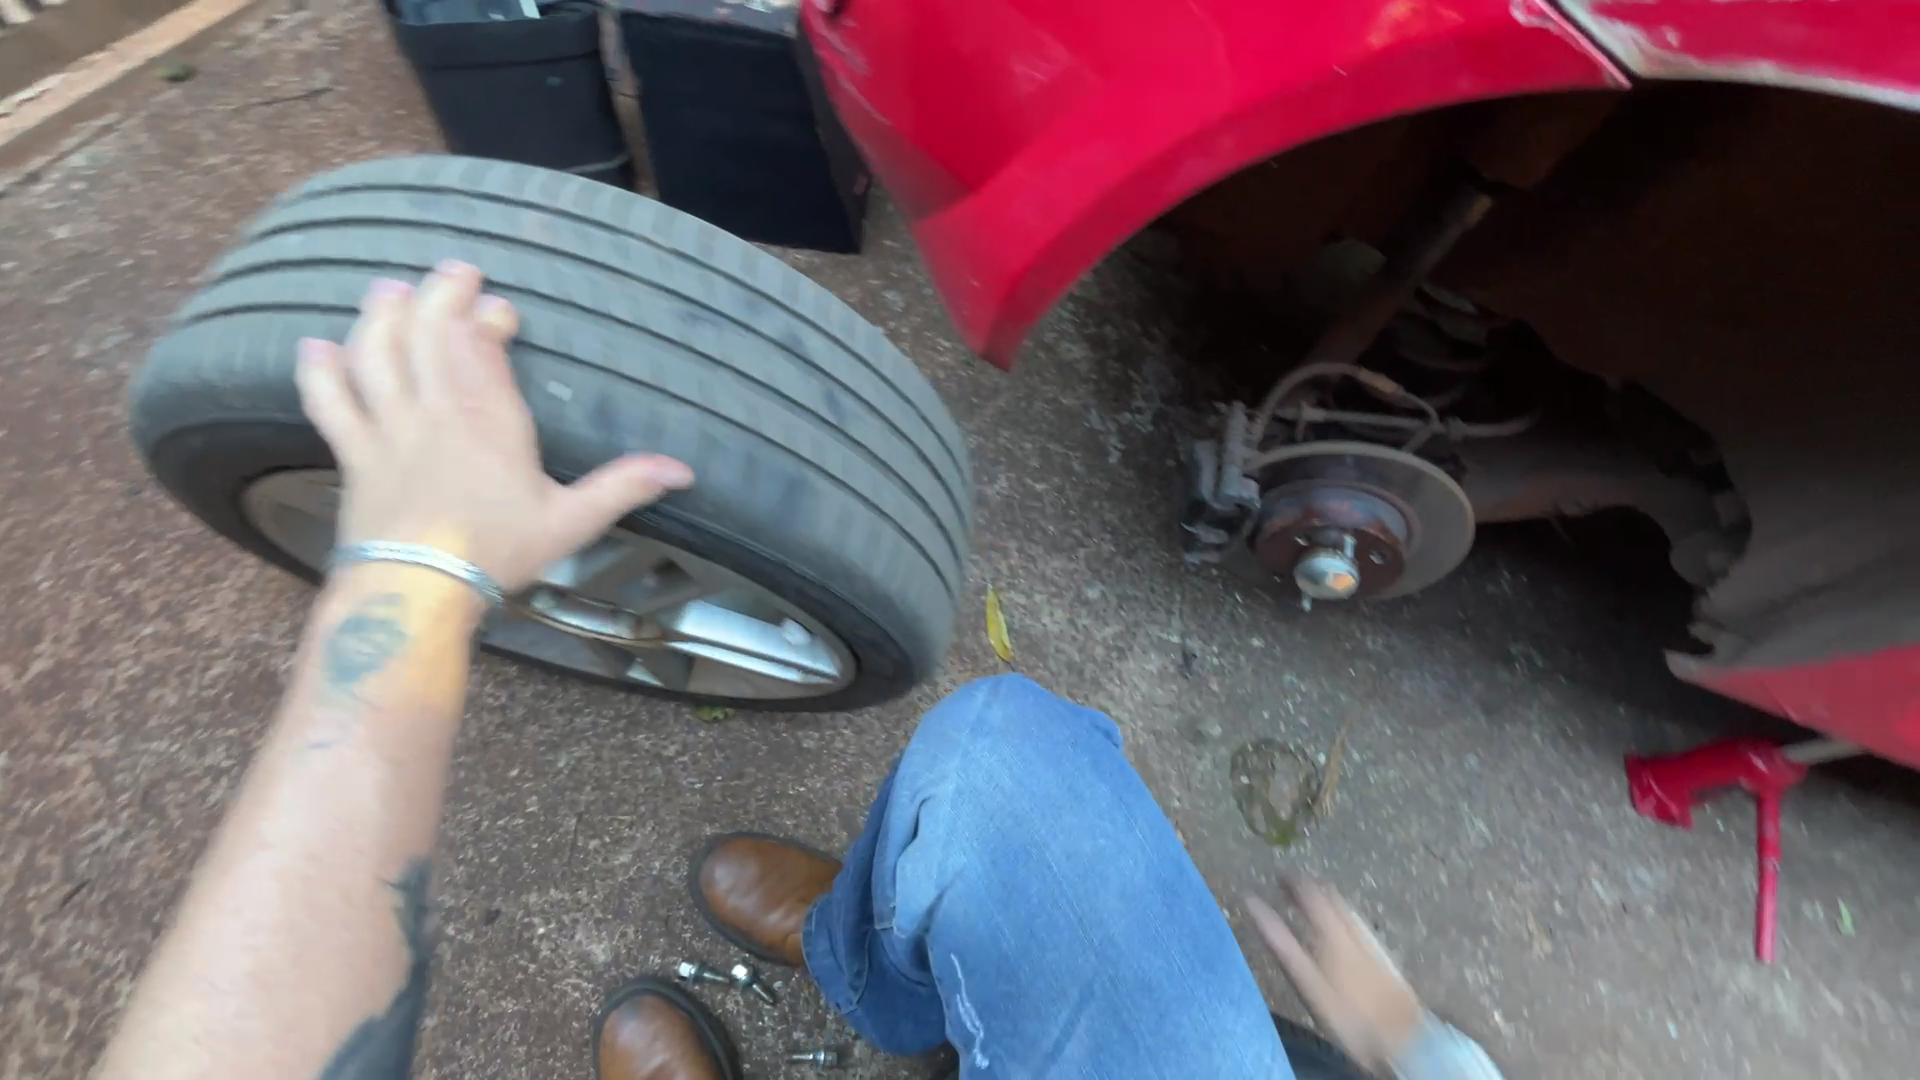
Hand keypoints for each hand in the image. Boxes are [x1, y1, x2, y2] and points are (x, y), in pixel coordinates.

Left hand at [295, 261, 693, 590]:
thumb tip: (683, 470)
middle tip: (452, 270)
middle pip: (426, 335)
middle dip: (438, 296)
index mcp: (489, 420)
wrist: (417, 591)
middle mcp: (434, 410)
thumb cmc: (500, 551)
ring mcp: (388, 428)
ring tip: (387, 289)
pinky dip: (320, 371)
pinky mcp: (355, 454)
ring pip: (376, 355)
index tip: (501, 309)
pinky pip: (329, 401)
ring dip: (381, 317)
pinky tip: (314, 347)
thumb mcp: (575, 520)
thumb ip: (625, 487)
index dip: (487, 319)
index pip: (479, 347)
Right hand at [1247, 881, 1425, 1074]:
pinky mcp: (1385, 961)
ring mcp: (1373, 945)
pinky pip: (1360, 925)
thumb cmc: (1347, 1015)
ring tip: (1313, 904)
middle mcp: (1354, 930)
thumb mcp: (1307, 981)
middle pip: (1332, 898)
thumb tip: (1251, 901)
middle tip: (1291, 888)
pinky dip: (1344, 917)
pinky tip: (1343, 931)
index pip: (1311, 893)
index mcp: (1332, 931)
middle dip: (1310, 888)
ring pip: (1348, 910)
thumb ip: (1279, 940)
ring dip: (1328, 901)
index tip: (1276, 877)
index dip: (1292, 882)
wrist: (1406, 1044)